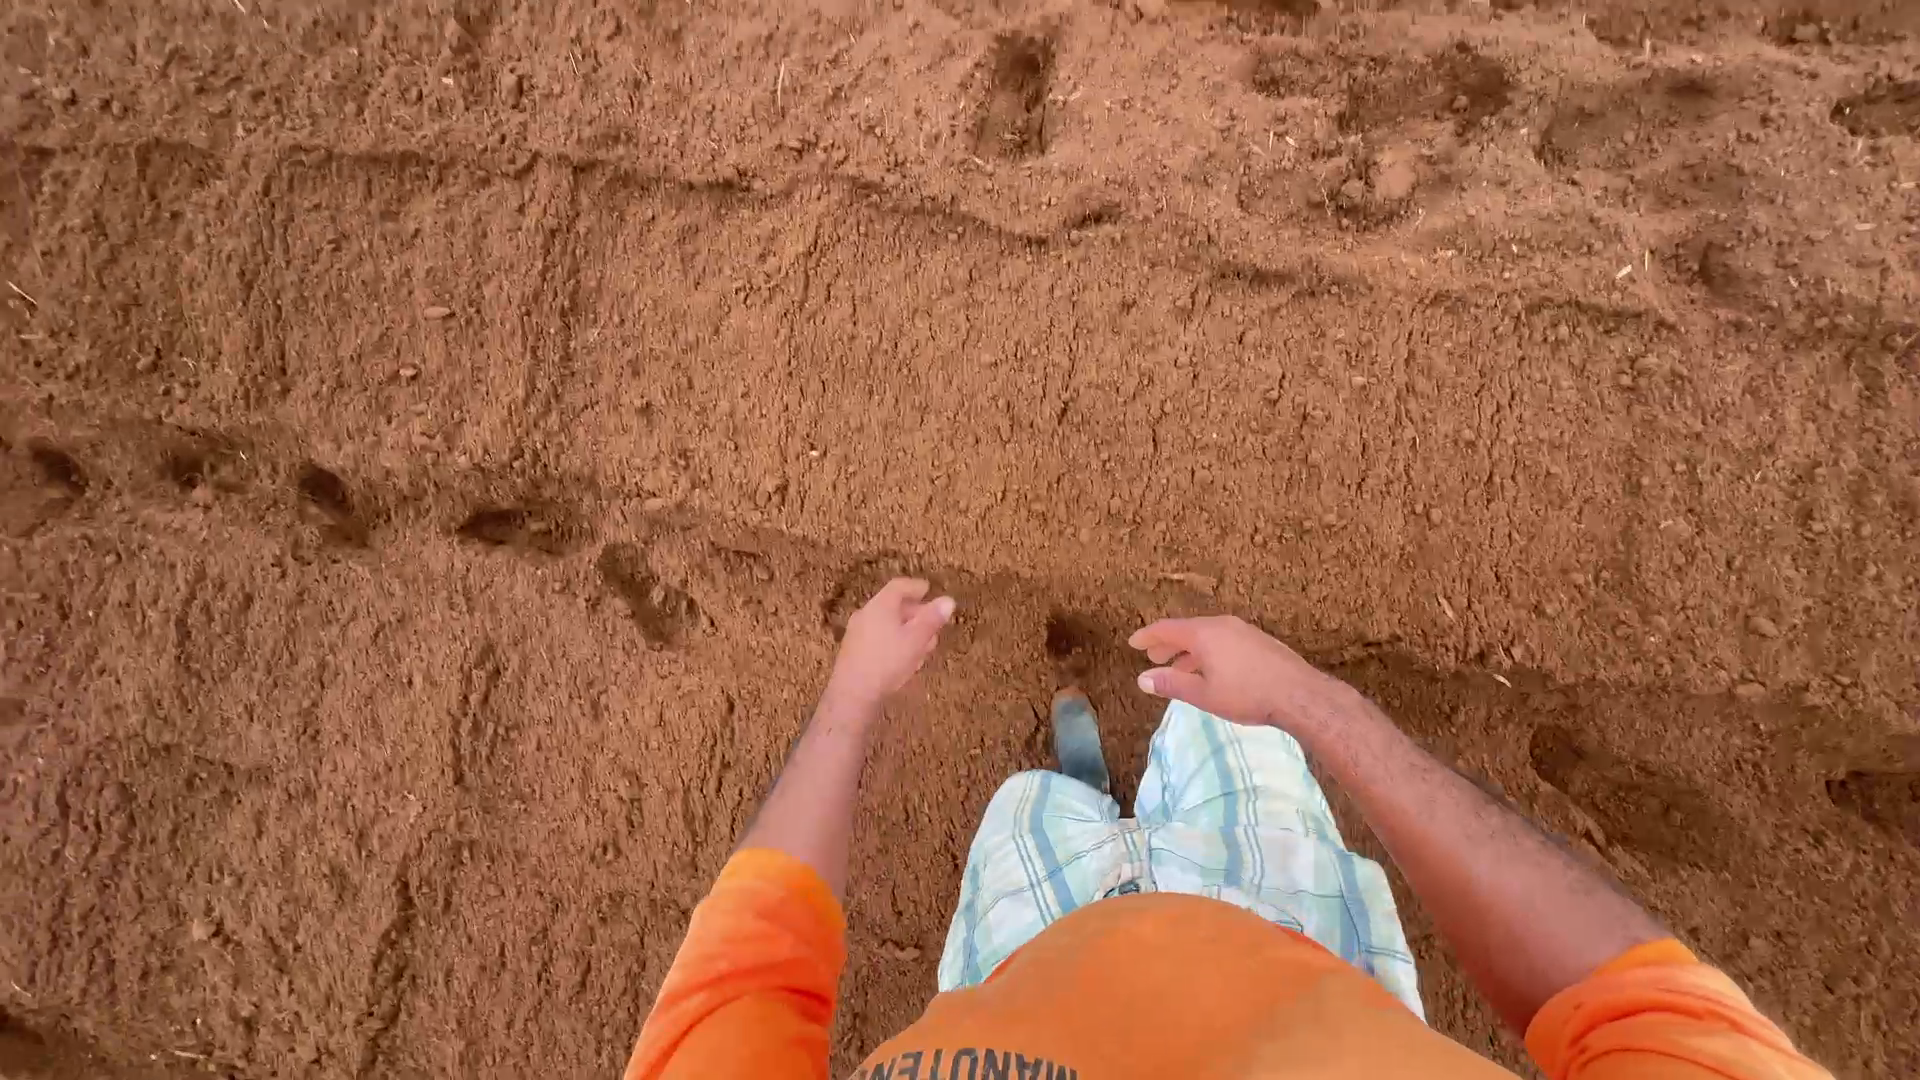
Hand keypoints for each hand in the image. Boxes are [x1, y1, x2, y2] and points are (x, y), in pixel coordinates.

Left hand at [824, 578, 955, 708]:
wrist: (852, 693)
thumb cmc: (888, 661)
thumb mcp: (917, 639)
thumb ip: (932, 619)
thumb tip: (948, 600)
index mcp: (880, 606)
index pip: (898, 586)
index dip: (915, 587)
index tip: (928, 590)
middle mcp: (866, 614)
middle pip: (893, 606)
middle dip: (916, 614)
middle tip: (933, 624)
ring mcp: (857, 633)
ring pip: (887, 625)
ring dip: (907, 631)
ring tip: (924, 646)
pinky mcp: (854, 652)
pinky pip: (879, 638)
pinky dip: (895, 642)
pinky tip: (906, 660)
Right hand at [1129, 615, 1362, 739]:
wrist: (1300, 695)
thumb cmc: (1246, 695)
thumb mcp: (1203, 695)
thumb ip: (1171, 684)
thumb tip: (1143, 679)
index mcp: (1203, 634)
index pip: (1166, 629)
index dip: (1147, 636)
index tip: (1133, 644)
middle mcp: (1221, 625)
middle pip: (1186, 630)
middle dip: (1167, 644)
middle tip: (1154, 657)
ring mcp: (1243, 631)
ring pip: (1207, 635)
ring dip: (1189, 650)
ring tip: (1181, 668)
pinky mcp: (1259, 641)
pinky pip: (1223, 640)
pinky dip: (1208, 651)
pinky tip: (1212, 670)